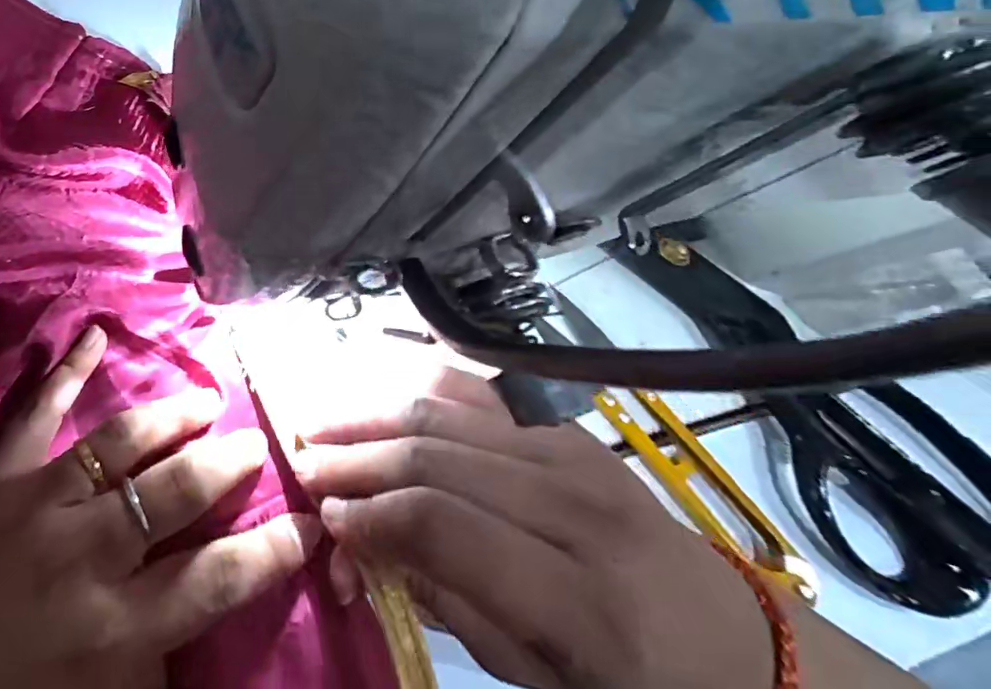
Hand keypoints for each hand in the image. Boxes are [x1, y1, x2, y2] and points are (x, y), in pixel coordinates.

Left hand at [0, 326, 321, 688]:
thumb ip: (143, 667)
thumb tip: (184, 625)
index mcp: (115, 629)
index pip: (216, 579)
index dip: (270, 550)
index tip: (307, 523)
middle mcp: (86, 553)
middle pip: (176, 494)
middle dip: (226, 464)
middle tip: (256, 439)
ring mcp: (37, 502)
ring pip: (121, 444)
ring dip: (169, 417)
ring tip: (204, 397)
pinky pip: (38, 412)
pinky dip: (67, 369)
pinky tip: (94, 334)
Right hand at [293, 368, 773, 688]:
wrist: (739, 647)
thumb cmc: (630, 681)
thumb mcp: (537, 676)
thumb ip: (439, 600)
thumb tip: (351, 544)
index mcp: (585, 599)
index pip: (440, 523)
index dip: (367, 514)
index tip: (325, 518)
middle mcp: (579, 510)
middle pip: (432, 456)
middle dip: (353, 458)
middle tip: (304, 467)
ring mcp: (574, 454)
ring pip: (441, 410)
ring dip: (367, 415)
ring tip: (318, 427)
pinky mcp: (565, 428)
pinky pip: (472, 388)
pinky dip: (412, 385)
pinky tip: (373, 397)